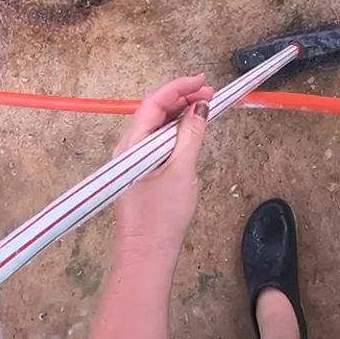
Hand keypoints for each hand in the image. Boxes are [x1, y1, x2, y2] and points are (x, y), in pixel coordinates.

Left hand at [111, 75, 212, 268]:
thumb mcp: (182, 171)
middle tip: (210, 93)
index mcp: (133, 144)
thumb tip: (199, 107)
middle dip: (182, 97)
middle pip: (154, 110)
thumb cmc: (162, 217)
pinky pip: (157, 140)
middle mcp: (128, 148)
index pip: (154, 102)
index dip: (179, 86)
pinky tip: (191, 130)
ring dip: (180, 112)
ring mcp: (133, 160)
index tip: (204, 81)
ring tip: (204, 107)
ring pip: (156, 124)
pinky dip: (175, 130)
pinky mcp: (140, 171)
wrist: (146, 258)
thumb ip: (190, 135)